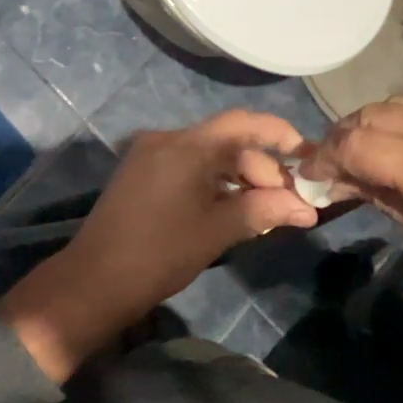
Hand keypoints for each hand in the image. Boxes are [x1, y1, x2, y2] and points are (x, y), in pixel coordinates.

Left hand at [2, 110, 318, 380]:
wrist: (95, 278)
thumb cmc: (161, 253)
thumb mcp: (217, 231)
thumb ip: (262, 210)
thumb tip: (306, 208)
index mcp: (186, 145)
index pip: (243, 123)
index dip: (278, 134)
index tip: (306, 155)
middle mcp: (167, 138)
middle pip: (226, 140)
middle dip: (260, 167)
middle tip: (287, 202)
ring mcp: (150, 153)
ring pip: (207, 153)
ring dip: (238, 175)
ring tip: (264, 208)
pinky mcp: (141, 170)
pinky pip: (187, 164)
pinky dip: (213, 180)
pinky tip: (230, 207)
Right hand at [301, 95, 402, 294]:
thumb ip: (388, 199)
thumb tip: (347, 179)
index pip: (356, 146)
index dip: (324, 158)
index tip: (310, 174)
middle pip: (370, 115)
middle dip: (343, 136)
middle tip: (334, 160)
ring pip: (397, 101)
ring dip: (373, 122)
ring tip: (369, 147)